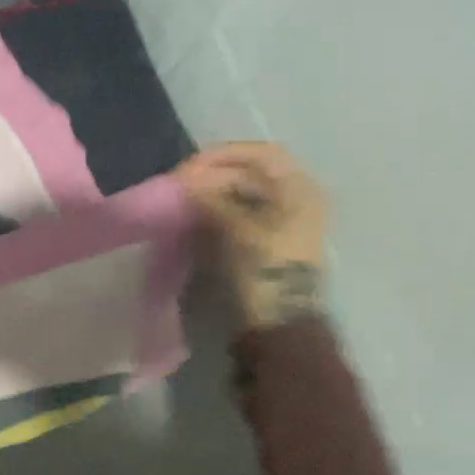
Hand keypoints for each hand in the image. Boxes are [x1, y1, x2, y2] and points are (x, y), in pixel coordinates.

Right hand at [177, 142, 329, 330]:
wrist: (278, 320)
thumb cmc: (265, 271)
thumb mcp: (237, 230)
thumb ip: (211, 200)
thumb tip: (184, 182)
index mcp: (299, 190)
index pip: (260, 154)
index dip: (222, 155)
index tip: (187, 168)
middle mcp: (293, 198)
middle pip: (247, 172)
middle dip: (209, 174)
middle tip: (175, 186)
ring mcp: (278, 219)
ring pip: (238, 192)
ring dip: (207, 192)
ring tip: (177, 201)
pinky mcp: (261, 238)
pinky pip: (234, 211)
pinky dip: (211, 209)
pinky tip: (189, 216)